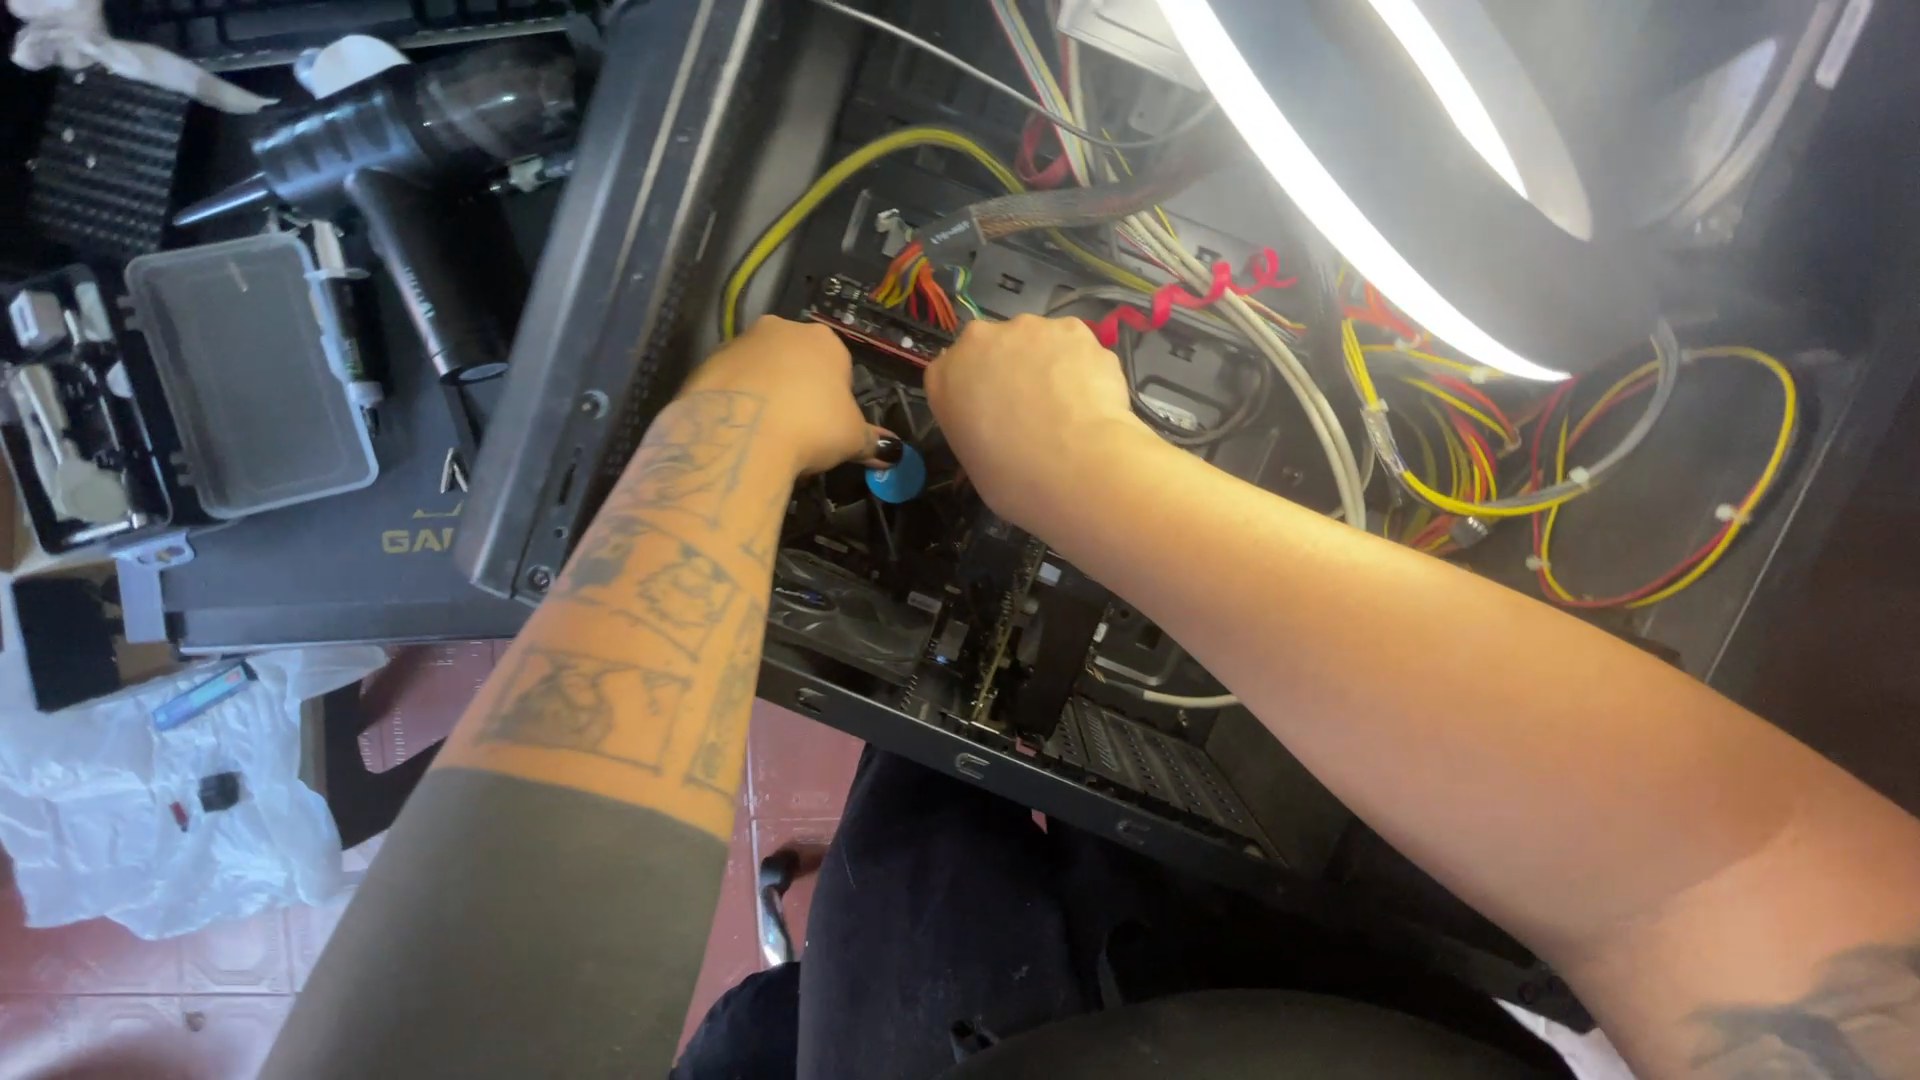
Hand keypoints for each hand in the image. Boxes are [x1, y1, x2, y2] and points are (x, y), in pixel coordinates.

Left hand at [682, 316, 880, 475]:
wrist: (741, 433)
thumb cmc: (812, 426)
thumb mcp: (853, 439)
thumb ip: (873, 442)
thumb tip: (894, 454)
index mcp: (824, 340)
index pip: (837, 365)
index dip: (836, 398)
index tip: (830, 425)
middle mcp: (780, 329)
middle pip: (795, 360)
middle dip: (798, 389)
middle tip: (800, 429)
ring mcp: (739, 343)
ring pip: (760, 369)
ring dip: (766, 394)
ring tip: (768, 435)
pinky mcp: (706, 364)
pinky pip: (730, 385)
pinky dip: (736, 404)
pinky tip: (741, 432)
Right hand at [925, 315, 1151, 531]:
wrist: (1076, 468)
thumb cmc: (1015, 480)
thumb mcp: (975, 465)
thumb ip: (978, 433)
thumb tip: (1002, 436)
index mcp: (944, 377)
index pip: (954, 374)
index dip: (978, 393)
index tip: (995, 416)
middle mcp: (979, 341)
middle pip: (993, 348)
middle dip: (1011, 371)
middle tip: (1033, 410)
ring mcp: (1028, 329)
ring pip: (1036, 342)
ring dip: (1047, 364)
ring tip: (1068, 405)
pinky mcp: (1072, 328)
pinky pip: (1073, 345)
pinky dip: (1081, 365)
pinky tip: (1090, 396)